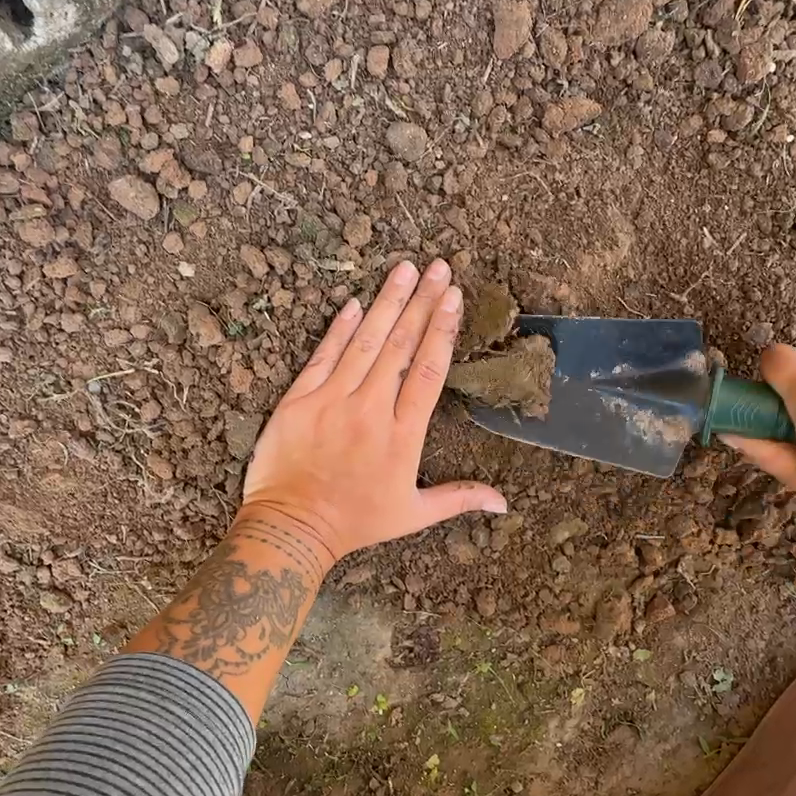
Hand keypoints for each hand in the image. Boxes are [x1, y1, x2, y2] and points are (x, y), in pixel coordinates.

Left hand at [239, 259, 507, 564]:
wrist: (291, 528)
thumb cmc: (355, 523)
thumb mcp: (413, 515)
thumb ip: (459, 498)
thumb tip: (504, 503)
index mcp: (403, 434)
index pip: (429, 370)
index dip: (442, 329)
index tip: (453, 296)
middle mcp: (370, 409)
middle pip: (401, 345)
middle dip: (422, 301)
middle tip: (437, 267)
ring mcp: (332, 401)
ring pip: (365, 342)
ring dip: (387, 302)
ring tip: (403, 269)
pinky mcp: (299, 401)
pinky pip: (323, 356)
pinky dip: (340, 329)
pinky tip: (356, 303)